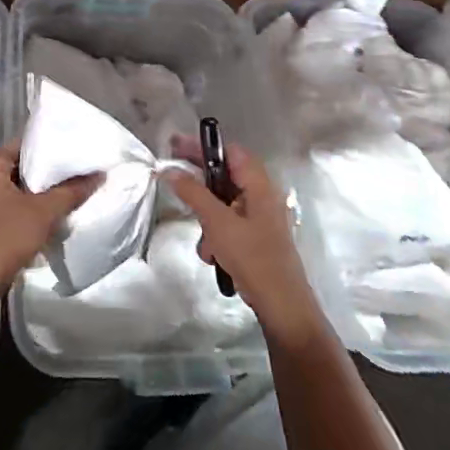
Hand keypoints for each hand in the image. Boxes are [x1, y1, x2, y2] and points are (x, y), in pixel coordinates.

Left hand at [0, 142, 98, 294]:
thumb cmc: (6, 236)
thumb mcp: (44, 211)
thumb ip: (72, 191)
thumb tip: (99, 174)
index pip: (25, 143)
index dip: (52, 143)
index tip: (78, 146)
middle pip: (25, 165)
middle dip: (53, 169)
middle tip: (83, 166)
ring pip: (24, 187)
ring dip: (46, 190)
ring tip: (77, 187)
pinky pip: (19, 205)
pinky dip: (37, 207)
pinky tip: (60, 211)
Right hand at [162, 137, 324, 340]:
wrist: (280, 303)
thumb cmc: (252, 256)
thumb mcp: (217, 222)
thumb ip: (193, 193)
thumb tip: (169, 170)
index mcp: (260, 185)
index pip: (230, 152)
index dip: (203, 147)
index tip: (176, 146)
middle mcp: (262, 196)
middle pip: (225, 177)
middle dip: (199, 184)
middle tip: (171, 179)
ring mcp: (259, 218)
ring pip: (223, 204)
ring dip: (207, 219)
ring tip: (205, 241)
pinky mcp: (255, 237)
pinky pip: (228, 225)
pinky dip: (216, 236)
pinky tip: (213, 256)